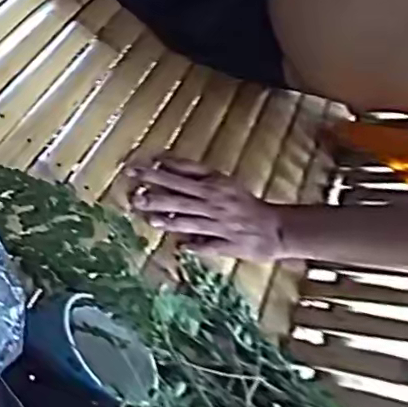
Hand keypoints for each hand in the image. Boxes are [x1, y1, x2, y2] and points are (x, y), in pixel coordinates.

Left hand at [126, 157, 287, 260]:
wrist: (278, 228)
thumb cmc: (239, 199)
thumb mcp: (217, 178)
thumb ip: (188, 168)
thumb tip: (158, 158)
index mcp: (209, 189)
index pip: (175, 180)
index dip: (152, 175)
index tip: (129, 171)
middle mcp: (214, 207)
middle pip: (180, 202)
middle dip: (156, 200)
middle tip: (134, 199)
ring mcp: (223, 228)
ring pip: (193, 225)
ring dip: (171, 223)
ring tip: (151, 221)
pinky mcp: (234, 247)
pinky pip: (213, 247)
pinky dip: (198, 247)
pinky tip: (181, 247)